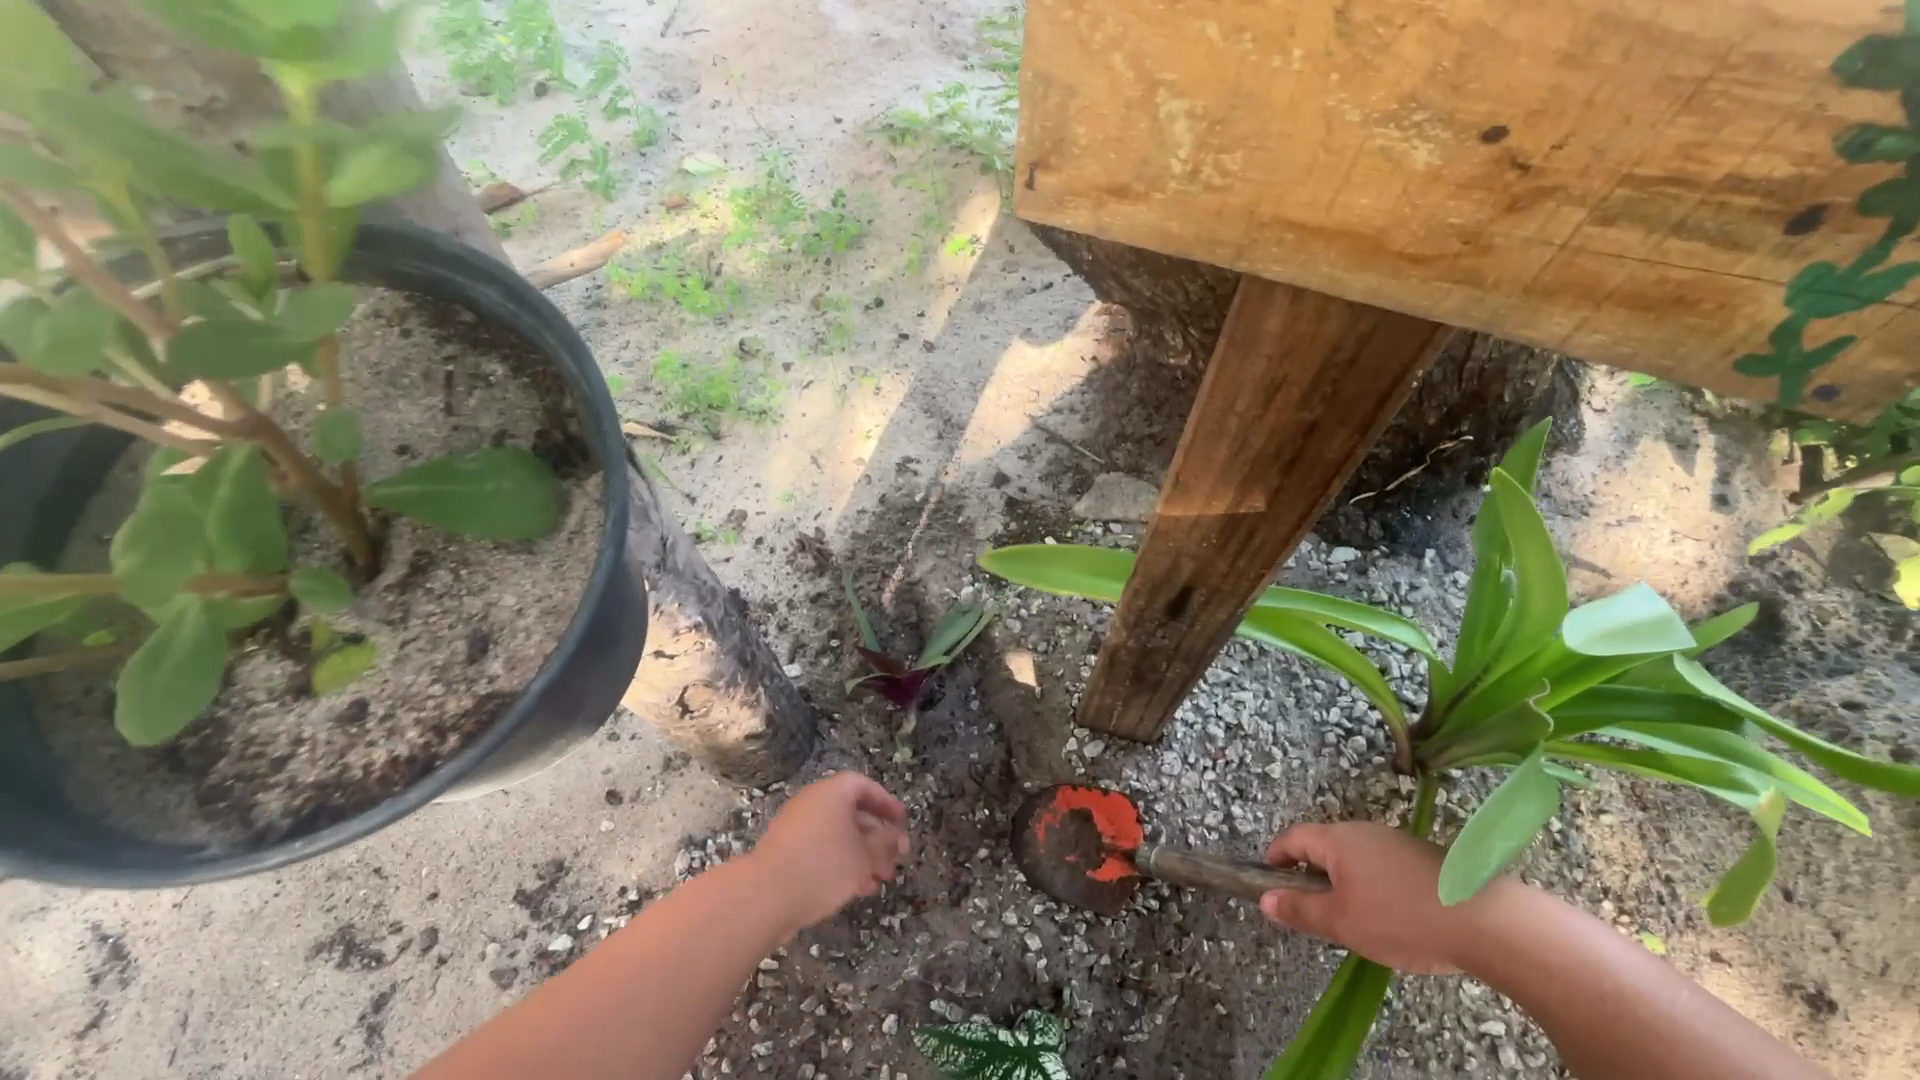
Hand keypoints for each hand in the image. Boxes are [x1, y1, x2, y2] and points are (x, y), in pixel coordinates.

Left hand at [750, 771, 910, 932]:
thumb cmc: (824, 865)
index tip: (902, 821)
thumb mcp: (865, 855)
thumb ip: (885, 845)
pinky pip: (821, 851)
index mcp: (832, 793)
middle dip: (877, 836)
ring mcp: (796, 828)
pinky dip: (841, 864)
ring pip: (837, 835)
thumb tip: (898, 838)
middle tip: (895, 858)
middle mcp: (813, 803)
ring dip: (861, 855)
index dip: (886, 802)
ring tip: (879, 880)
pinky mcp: (786, 853)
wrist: (766, 895)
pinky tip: (856, 888)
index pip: (864, 786)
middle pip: (852, 812)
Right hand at [1259, 821, 1516, 973]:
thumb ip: (1300, 909)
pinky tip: (1391, 918)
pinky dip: (1373, 885)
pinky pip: (1383, 866)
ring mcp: (1397, 842)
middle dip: (1310, 873)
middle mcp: (1364, 831)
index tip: (1269, 882)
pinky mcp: (1423, 858)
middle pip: (1325, 845)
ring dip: (1344, 881)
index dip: (1276, 858)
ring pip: (1356, 857)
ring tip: (1352, 919)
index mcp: (1338, 839)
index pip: (1293, 838)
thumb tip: (1265, 899)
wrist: (1486, 923)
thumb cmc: (1401, 919)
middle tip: (1310, 909)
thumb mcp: (1342, 922)